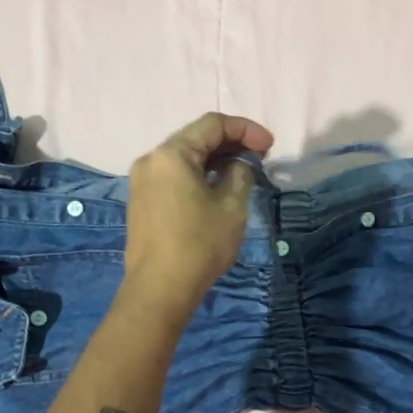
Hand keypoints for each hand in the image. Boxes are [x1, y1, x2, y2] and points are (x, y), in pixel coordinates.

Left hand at [121, 113, 273, 319]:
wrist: (161, 288)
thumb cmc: (200, 244)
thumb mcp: (232, 206)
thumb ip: (240, 174)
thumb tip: (238, 164)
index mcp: (172, 153)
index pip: (213, 124)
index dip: (246, 129)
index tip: (270, 146)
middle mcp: (151, 159)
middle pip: (196, 138)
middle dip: (231, 144)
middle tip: (259, 159)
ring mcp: (142, 181)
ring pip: (185, 159)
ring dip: (215, 161)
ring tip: (242, 175)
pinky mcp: (142, 202)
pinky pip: (174, 177)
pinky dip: (198, 176)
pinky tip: (217, 191)